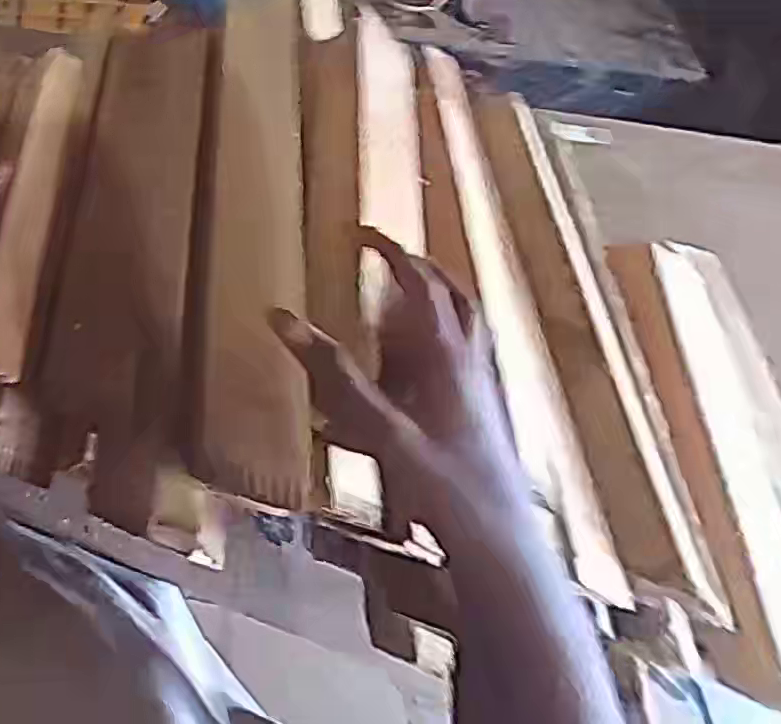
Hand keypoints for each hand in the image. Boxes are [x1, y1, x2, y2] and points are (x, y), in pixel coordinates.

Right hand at [269, 227, 524, 511]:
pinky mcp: (475, 413)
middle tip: (383, 254)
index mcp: (446, 357)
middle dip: (419, 268)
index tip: (361, 231)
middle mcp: (467, 364)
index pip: (421, 286)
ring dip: (431, 300)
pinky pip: (454, 359)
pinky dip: (429, 341)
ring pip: (460, 327)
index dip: (392, 253)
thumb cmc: (441, 484)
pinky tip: (405, 362)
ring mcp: (476, 389)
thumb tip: (279, 316)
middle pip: (453, 298)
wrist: (501, 548)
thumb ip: (329, 370)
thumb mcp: (375, 423)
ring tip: (392, 294)